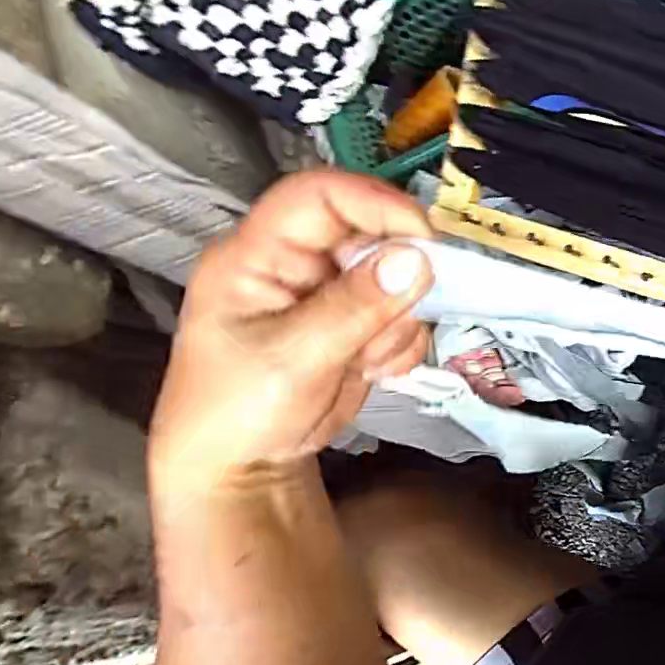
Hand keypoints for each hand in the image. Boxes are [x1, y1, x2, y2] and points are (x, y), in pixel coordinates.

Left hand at [147, 170, 434, 499]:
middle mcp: (299, 266)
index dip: (376, 205)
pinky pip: (404, 318)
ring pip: (398, 281)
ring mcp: (332, 297)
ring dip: (398, 323)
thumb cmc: (238, 409)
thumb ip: (356, 307)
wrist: (245, 467)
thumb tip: (416, 260)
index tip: (426, 241)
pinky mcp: (358, 326)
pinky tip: (374, 371)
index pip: (321, 197)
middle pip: (371, 238)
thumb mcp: (293, 357)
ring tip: (366, 361)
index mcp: (259, 256)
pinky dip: (402, 345)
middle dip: (395, 282)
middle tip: (390, 324)